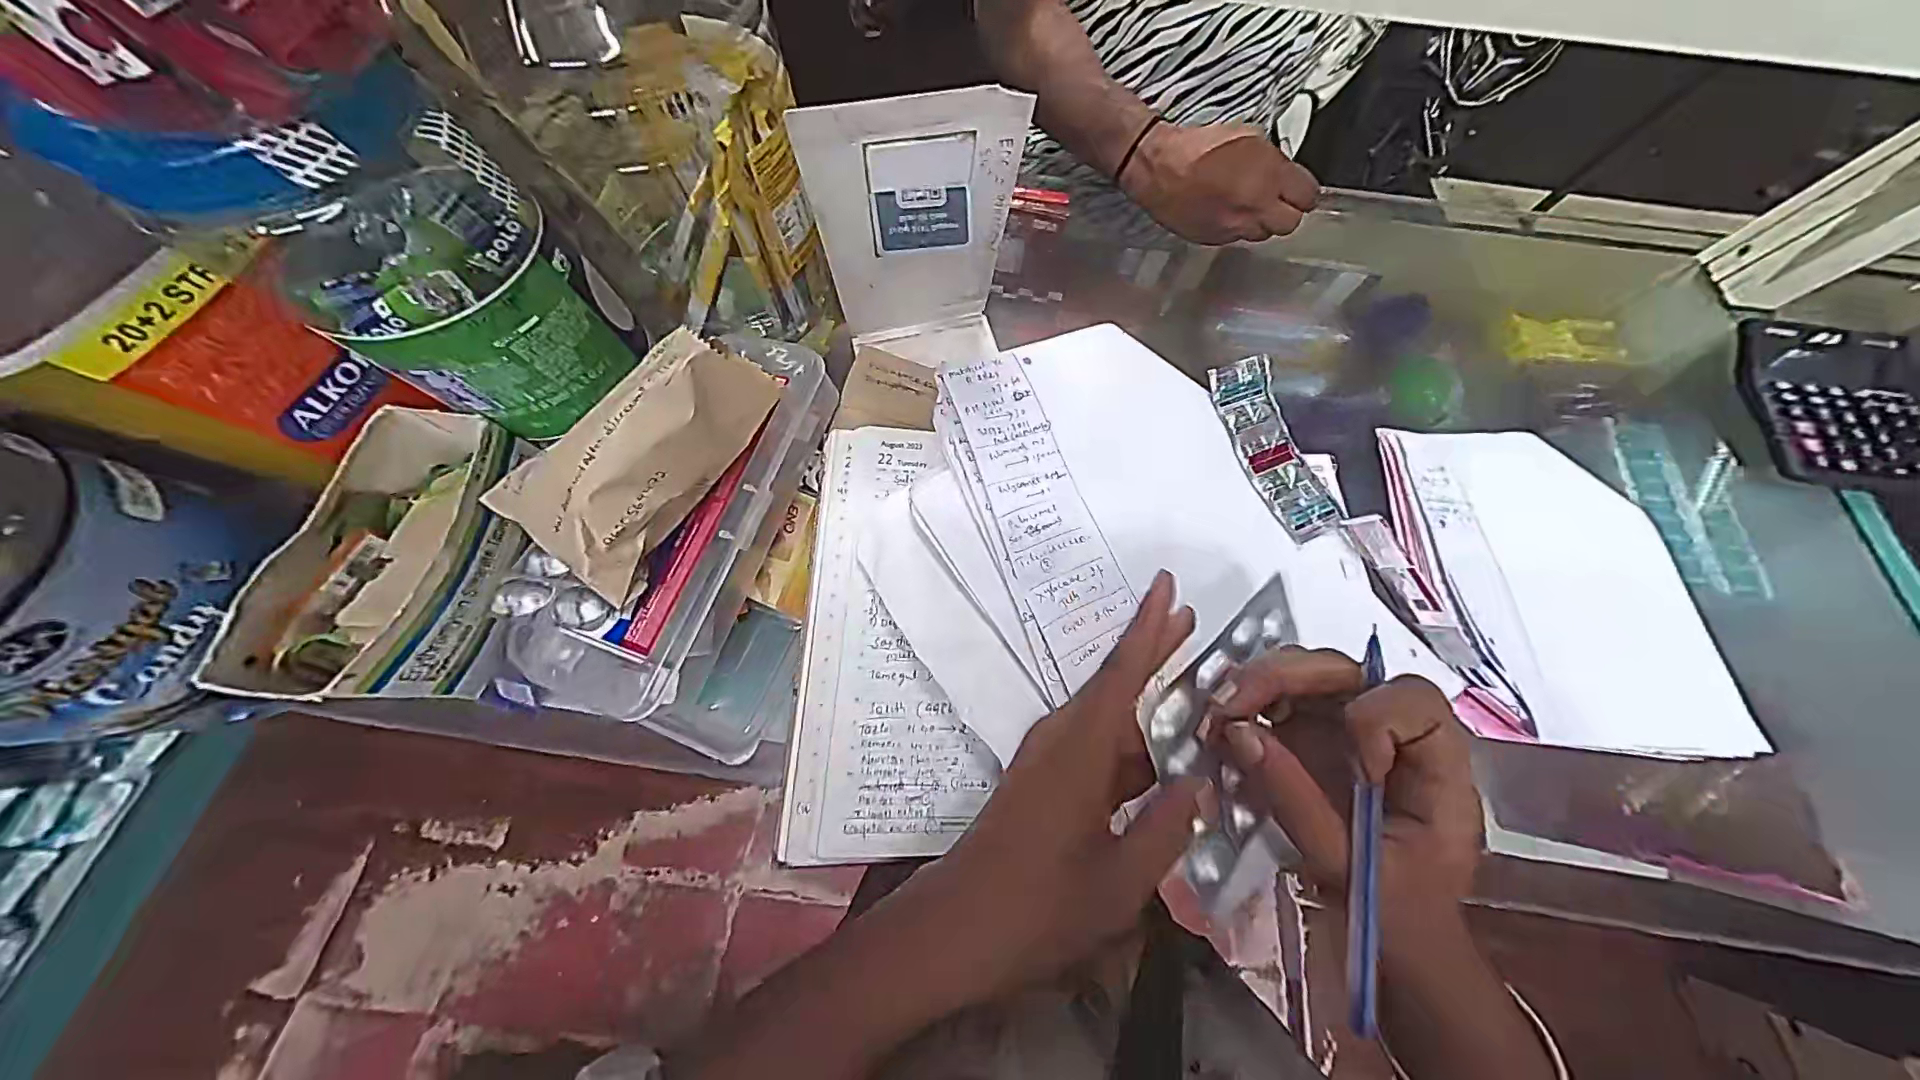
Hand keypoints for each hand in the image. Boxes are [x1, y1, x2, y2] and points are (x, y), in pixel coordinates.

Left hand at [892, 570, 1204, 1002]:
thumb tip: (1199, 784)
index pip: (1122, 672)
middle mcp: (1061, 740)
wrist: (959, 926)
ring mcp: (1048, 760)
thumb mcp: (1121, 879)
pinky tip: (1162, 760)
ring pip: (1107, 719)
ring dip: (1147, 707)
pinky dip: (1130, 745)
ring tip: (1196, 693)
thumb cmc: (1039, 906)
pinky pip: (1095, 748)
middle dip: (1153, 653)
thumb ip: (1166, 827)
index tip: (1166, 583)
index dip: (1149, 626)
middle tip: (1190, 621)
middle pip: (1116, 686)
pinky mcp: (1042, 781)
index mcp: (1080, 750)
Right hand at [1119, 122, 1320, 244]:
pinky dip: (1236, 228)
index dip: (1304, 192)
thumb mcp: (1248, 137)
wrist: (1160, 168)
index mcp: (1269, 177)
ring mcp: (1234, 227)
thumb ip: (1272, 161)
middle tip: (1276, 202)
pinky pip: (1236, 238)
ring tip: (1248, 208)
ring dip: (1260, 223)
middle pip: (1289, 224)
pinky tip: (1226, 213)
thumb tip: (1281, 174)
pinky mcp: (1213, 239)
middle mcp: (1255, 207)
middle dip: (1286, 212)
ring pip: (1262, 234)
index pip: (1308, 196)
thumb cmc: (1199, 147)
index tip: (1298, 190)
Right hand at [1213, 647, 1482, 908]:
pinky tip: (1218, 725)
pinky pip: (1274, 698)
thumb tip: (1240, 734)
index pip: (1413, 702)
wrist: (1387, 935)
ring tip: (1218, 713)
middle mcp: (1387, 733)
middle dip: (1284, 676)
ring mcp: (1342, 729)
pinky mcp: (1306, 736)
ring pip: (1304, 672)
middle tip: (1232, 703)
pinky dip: (1241, 703)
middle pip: (1345, 671)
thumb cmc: (1395, 915)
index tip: (1352, 768)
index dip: (1377, 718)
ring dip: (1255, 683)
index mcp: (1434, 767)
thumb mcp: (1354, 870)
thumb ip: (1299, 803)